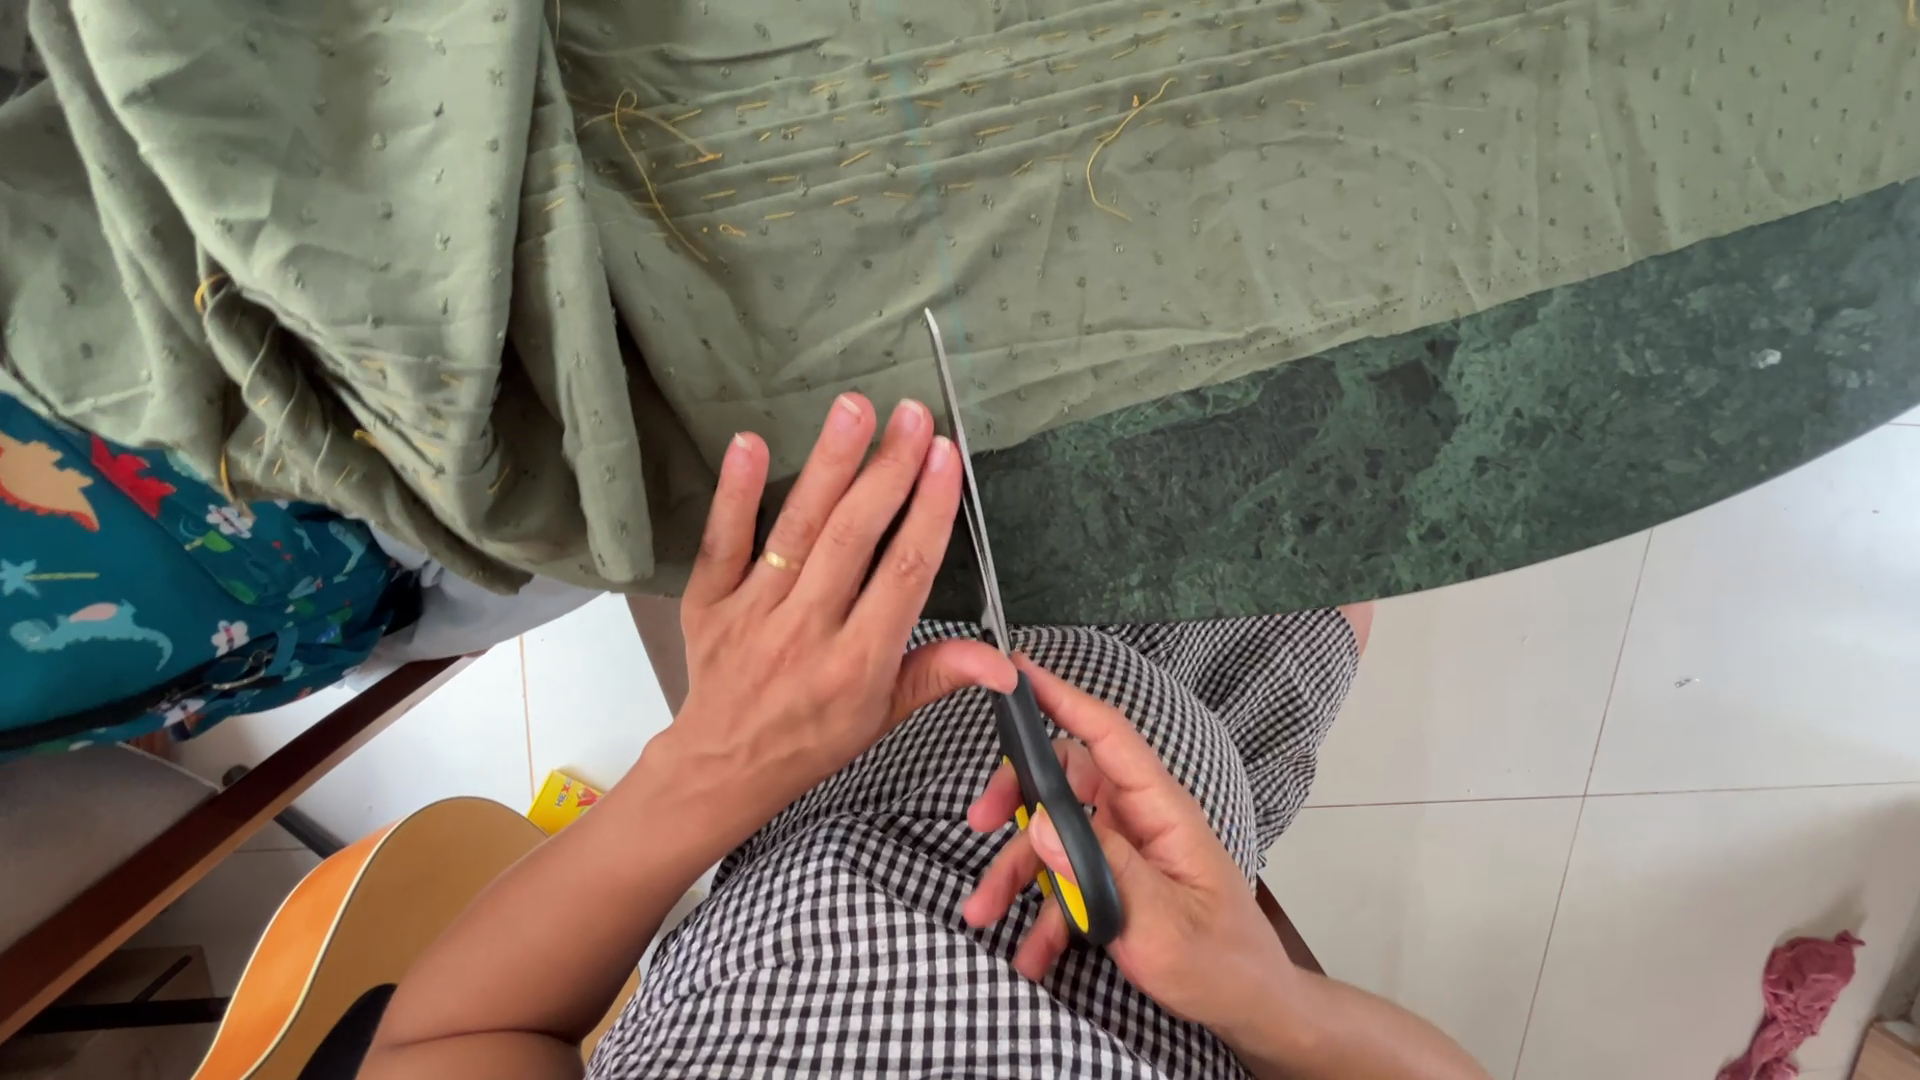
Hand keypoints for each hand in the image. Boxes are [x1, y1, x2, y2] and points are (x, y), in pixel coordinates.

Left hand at [657, 393, 1016, 842]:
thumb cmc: (814, 738)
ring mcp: (753, 612)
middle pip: (854, 538)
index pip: (904, 573)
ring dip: (829, 465)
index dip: (929, 511)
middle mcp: (807, 631)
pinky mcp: (708, 601)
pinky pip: (722, 542)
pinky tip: (751, 442)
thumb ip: (942, 674)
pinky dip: (736, 493)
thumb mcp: (886, 715)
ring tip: (855, 409)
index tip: (945, 458)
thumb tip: (1007, 666)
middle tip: (912, 415)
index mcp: (859, 662)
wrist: (724, 767)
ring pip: (798, 529)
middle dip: (888, 471)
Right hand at [962, 655, 1296, 1032]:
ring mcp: (1122, 847)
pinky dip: (1040, 914)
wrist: (1249, 1007)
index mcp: (1161, 809)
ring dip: (1015, 870)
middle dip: (1017, 795)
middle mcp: (1137, 817)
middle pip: (1066, 780)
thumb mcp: (1164, 925)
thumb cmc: (1222, 962)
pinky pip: (1063, 880)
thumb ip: (1104, 870)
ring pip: (1053, 835)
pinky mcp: (1110, 878)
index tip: (1020, 671)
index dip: (1066, 698)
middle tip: (979, 821)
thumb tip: (1040, 820)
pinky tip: (1028, 954)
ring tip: (982, 912)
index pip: (1110, 736)